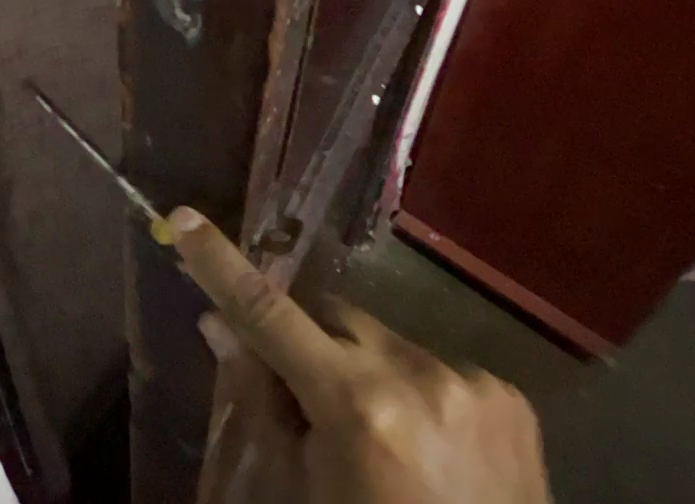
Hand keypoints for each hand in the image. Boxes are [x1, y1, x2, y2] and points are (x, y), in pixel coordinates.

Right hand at [171, 207, 550, 503]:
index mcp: (356, 407)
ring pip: (383, 339)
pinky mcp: (509, 395)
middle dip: (309, 340)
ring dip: (365, 367)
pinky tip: (429, 444)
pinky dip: (415, 388)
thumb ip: (260, 400)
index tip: (185, 218)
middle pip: (332, 315)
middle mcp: (417, 375)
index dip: (220, 265)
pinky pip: (435, 365)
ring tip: (382, 435)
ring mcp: (472, 382)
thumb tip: (220, 327)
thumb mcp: (297, 490)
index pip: (268, 314)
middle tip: (306, 397)